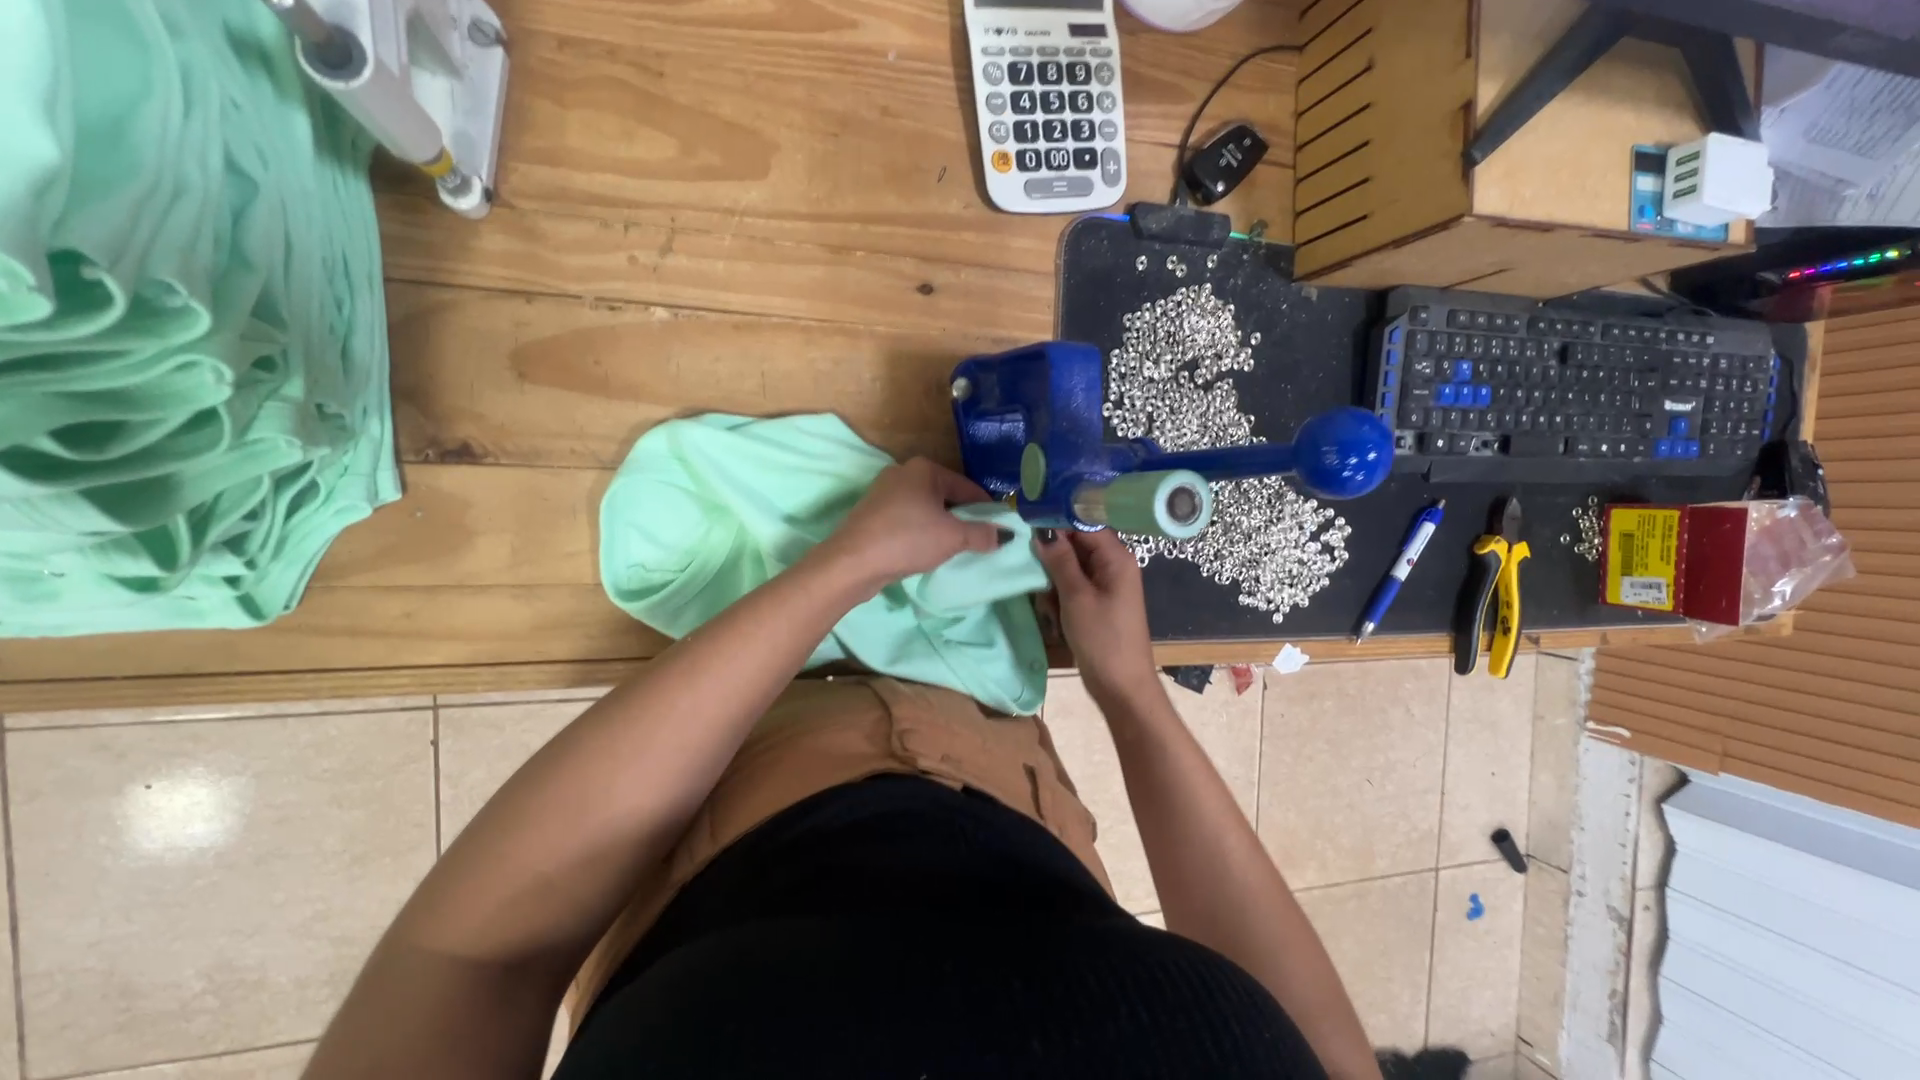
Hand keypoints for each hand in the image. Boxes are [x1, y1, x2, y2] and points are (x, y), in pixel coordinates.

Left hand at [813, 458, 1005, 590]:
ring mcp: (884, 492)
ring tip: (951, 549)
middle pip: (946, 496)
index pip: (968, 488)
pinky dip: (920, 532)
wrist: (852, 562)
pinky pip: (907, 520)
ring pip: (926, 509)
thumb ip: (982, 534)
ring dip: (941, 527)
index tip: (999, 530)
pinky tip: (924, 551)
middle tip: (977, 542)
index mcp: (924, 469)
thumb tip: (1004, 534)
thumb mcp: (953, 537)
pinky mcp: (872, 514)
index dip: (986, 509)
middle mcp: (903, 473)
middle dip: (962, 518)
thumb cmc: (907, 539)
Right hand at [1032, 528, 1157, 700]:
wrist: (1121, 686)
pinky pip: (1072, 585)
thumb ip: (1059, 560)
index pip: (1085, 523)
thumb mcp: (1076, 597)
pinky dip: (1059, 594)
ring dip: (1053, 578)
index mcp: (1117, 557)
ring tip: (1047, 601)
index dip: (1057, 520)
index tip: (1026, 520)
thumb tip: (1042, 530)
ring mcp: (1105, 585)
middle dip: (1053, 554)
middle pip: (1077, 543)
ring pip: (1070, 566)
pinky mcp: (1096, 602)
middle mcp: (1114, 565)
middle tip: (1032, 565)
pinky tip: (1052, 612)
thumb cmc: (1102, 639)